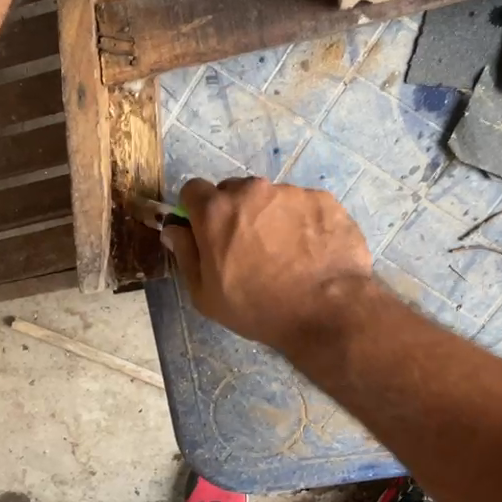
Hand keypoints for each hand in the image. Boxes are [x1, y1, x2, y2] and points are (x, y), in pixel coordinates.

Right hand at [161, 177, 375, 350]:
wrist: (327, 311)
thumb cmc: (257, 308)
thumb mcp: (205, 294)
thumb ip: (185, 255)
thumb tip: (173, 230)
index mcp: (216, 211)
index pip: (193, 190)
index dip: (196, 211)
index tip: (205, 232)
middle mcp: (252, 191)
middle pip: (233, 192)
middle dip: (234, 213)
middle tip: (246, 249)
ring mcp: (291, 192)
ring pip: (270, 199)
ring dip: (269, 218)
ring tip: (285, 255)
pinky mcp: (323, 200)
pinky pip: (303, 206)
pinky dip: (302, 224)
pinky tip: (310, 253)